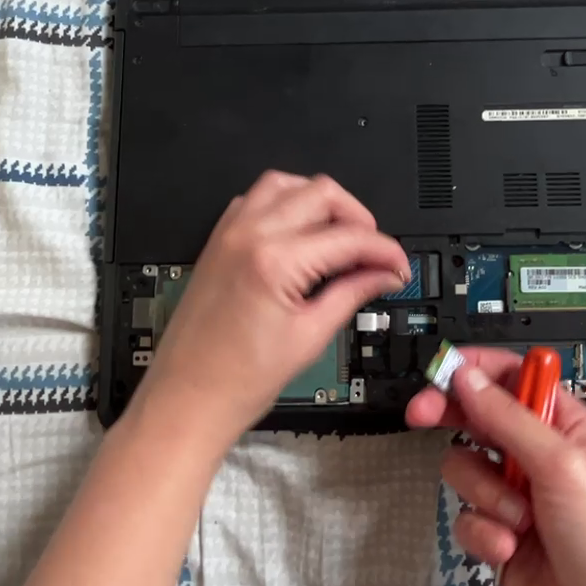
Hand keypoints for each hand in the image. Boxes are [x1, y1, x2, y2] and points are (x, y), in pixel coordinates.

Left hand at [136, 171, 409, 440]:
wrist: (187, 400)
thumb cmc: (236, 380)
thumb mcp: (310, 337)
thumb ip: (352, 293)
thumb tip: (383, 274)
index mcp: (274, 261)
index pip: (349, 237)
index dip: (385, 251)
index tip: (398, 266)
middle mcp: (249, 235)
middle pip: (322, 193)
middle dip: (358, 219)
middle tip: (373, 253)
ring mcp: (229, 233)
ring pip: (288, 184)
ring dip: (320, 202)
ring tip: (340, 236)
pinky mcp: (218, 240)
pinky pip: (256, 199)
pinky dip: (285, 205)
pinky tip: (300, 233)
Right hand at [406, 349, 585, 585]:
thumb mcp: (564, 468)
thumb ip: (509, 417)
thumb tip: (469, 378)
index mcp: (565, 425)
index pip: (511, 377)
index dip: (474, 369)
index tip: (440, 370)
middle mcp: (540, 456)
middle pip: (479, 415)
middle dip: (452, 415)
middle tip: (424, 413)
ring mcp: (519, 497)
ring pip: (466, 467)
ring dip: (485, 494)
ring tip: (518, 519)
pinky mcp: (502, 535)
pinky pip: (467, 515)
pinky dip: (483, 532)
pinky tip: (510, 548)